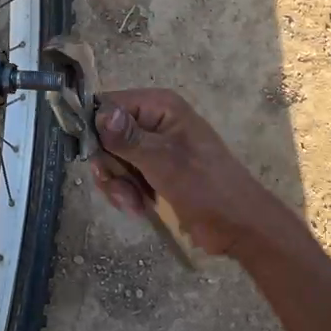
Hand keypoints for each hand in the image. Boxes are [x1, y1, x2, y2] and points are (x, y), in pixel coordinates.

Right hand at [90, 88, 289, 256]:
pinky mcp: (153, 170)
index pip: (107, 104)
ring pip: (111, 159)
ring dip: (117, 184)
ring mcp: (153, 146)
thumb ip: (128, 138)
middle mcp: (153, 120)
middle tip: (119, 188)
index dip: (95, 129)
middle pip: (104, 135)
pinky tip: (139, 207)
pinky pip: (123, 176)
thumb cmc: (206, 187)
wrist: (237, 226)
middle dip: (108, 165)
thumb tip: (100, 113)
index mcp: (159, 106)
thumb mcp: (164, 161)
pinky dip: (126, 192)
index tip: (93, 156)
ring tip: (134, 203)